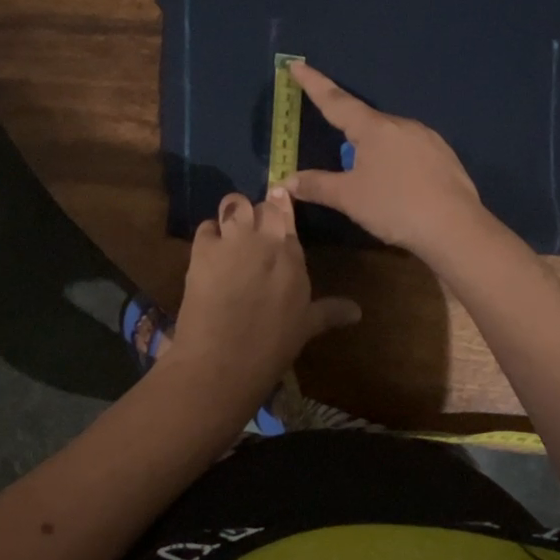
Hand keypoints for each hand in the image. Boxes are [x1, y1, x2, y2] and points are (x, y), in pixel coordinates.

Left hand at [171, 188, 361, 387]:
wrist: (222, 359)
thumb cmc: (271, 346)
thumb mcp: (306, 327)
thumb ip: (330, 312)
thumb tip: (358, 312)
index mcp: (291, 254)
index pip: (287, 213)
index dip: (283, 206)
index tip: (281, 200)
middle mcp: (262, 239)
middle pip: (260, 207)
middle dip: (258, 213)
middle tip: (256, 229)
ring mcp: (230, 241)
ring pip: (232, 206)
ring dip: (234, 214)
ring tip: (232, 229)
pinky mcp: (201, 250)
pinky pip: (205, 227)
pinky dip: (210, 233)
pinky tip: (211, 248)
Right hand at [280, 60, 487, 256]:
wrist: (455, 228)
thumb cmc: (394, 206)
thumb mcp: (348, 198)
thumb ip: (316, 185)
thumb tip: (286, 181)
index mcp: (374, 128)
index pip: (336, 101)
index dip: (314, 84)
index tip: (298, 65)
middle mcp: (402, 125)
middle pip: (365, 122)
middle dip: (348, 133)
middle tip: (337, 157)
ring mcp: (428, 139)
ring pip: (390, 137)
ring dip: (374, 151)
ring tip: (370, 180)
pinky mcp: (445, 157)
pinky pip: (410, 151)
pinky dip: (396, 162)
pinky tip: (398, 186)